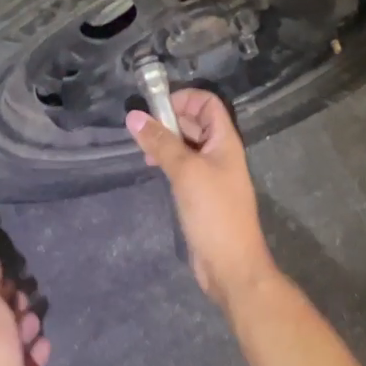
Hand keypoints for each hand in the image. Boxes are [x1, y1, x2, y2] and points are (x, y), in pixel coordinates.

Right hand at [126, 89, 278, 305]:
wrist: (231, 266)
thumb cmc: (214, 212)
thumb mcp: (185, 171)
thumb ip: (160, 142)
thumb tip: (133, 116)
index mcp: (224, 141)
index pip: (207, 103)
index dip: (184, 98)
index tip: (156, 108)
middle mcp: (220, 153)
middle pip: (195, 122)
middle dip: (169, 120)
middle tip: (142, 129)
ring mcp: (211, 174)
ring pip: (187, 145)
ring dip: (166, 142)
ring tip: (143, 150)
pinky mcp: (202, 195)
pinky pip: (184, 167)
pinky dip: (168, 161)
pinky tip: (152, 167)